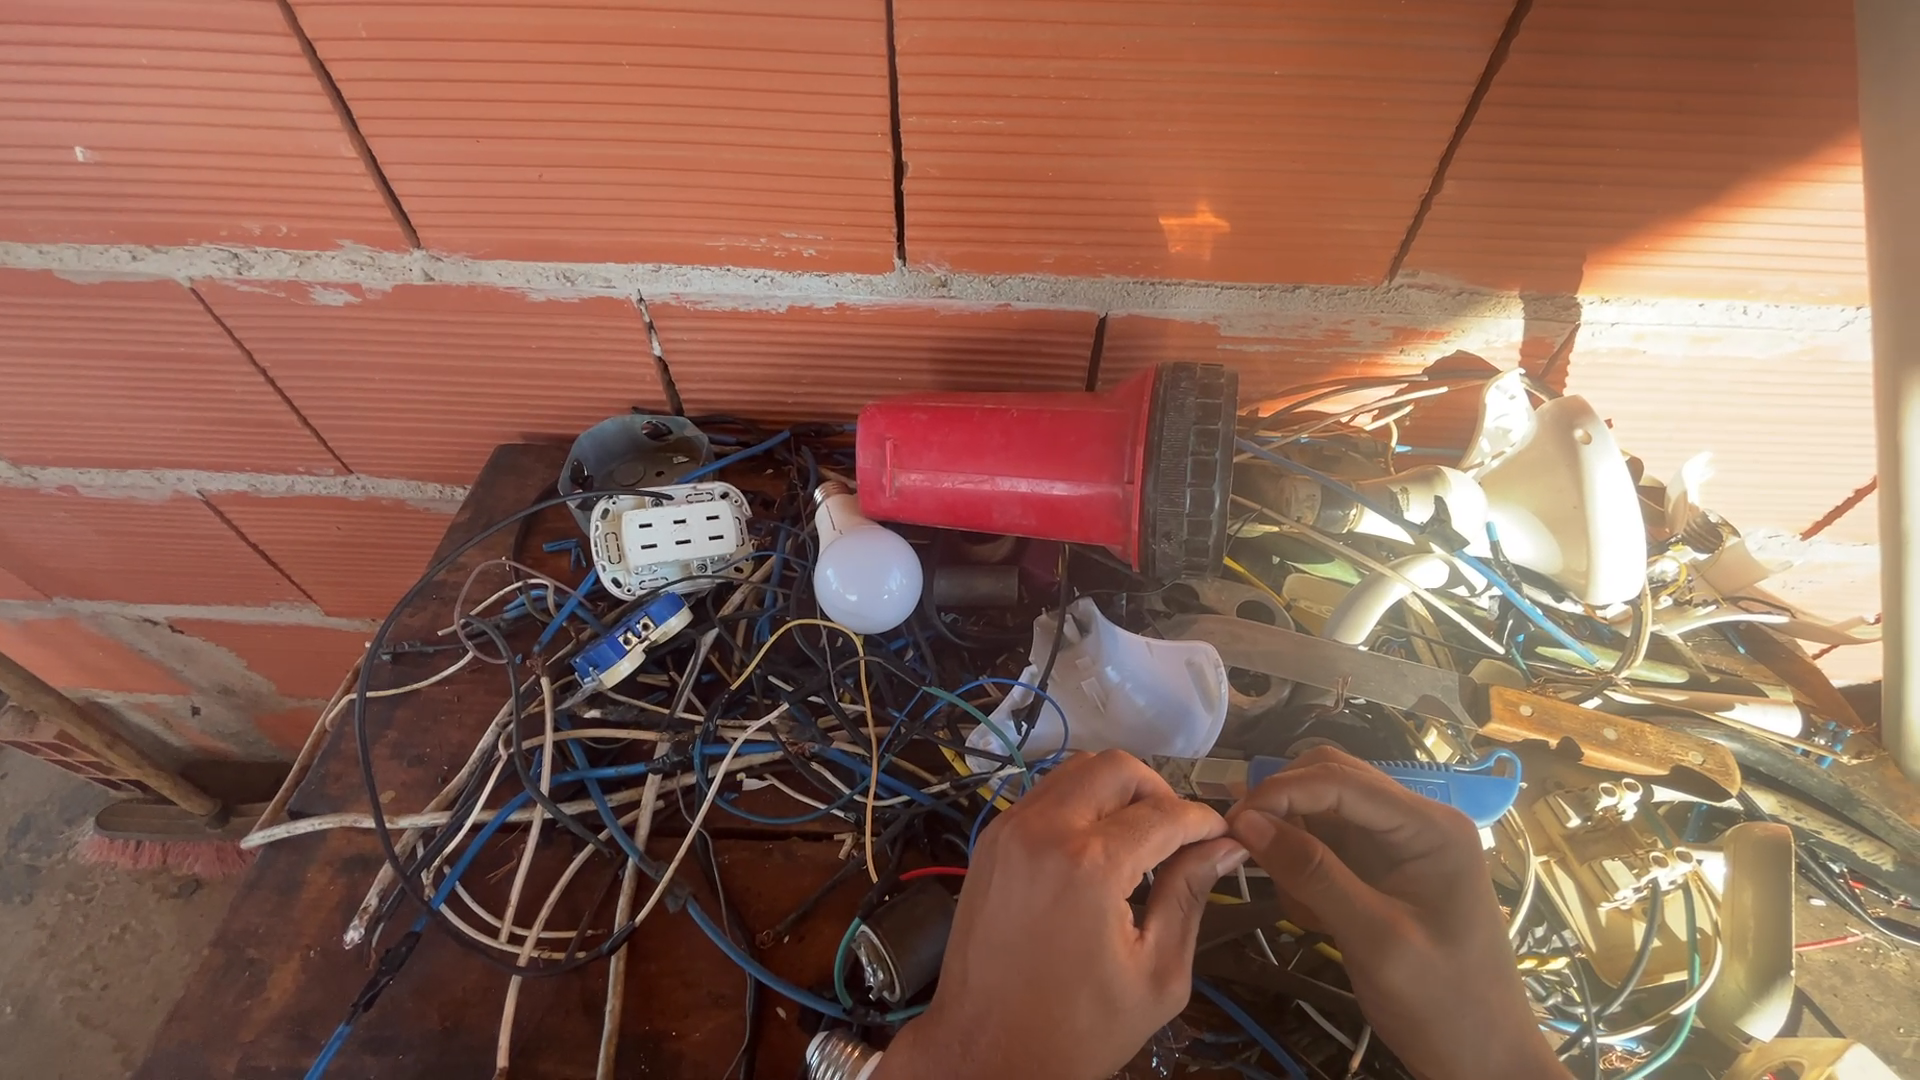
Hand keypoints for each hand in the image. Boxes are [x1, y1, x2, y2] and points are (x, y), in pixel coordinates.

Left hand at [876, 750, 1248, 1079]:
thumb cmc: (1079, 1029)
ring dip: (1115, 790)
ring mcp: (1010, 826)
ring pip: (1075, 770)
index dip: (1202, 820)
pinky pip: (1045, 794)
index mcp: (1091, 863)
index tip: (1223, 834)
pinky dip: (1079, 803)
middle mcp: (1045, 827)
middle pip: (1115, 767)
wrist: (984, 1051)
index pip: (1163, 814)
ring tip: (1139, 836)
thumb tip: (1225, 846)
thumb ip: (1189, 896)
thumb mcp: (1156, 974)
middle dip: (1158, 790)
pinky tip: (1095, 845)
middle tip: (1177, 832)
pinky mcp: (990, 837)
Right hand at [1226, 746, 1566, 1079]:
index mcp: (1430, 827)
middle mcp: (1414, 820)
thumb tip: (1245, 820)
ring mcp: (1397, 841)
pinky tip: (1313, 915)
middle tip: (1249, 849)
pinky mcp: (1379, 865)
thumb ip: (1311, 874)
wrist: (1487, 1069)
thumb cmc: (1444, 1008)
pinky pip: (1322, 840)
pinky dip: (1301, 867)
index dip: (1280, 791)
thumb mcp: (1375, 941)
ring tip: (1300, 905)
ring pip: (1318, 806)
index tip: (1234, 824)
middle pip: (1326, 777)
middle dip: (1283, 808)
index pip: (1337, 778)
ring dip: (1291, 842)